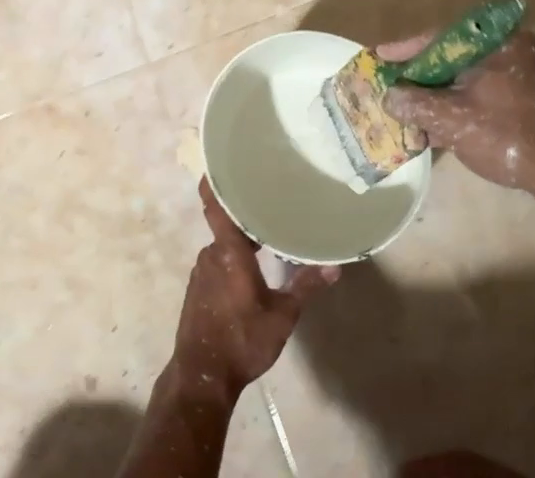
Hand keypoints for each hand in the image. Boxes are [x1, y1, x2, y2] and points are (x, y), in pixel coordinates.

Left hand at [175, 178, 338, 395]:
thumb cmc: (243, 340)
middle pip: (227, 225)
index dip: (214, 181)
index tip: (222, 160)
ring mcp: (202, 272)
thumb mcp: (282, 316)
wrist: (202, 374)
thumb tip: (335, 265)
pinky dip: (234, 259)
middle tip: (272, 201)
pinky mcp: (199, 289)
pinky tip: (253, 268)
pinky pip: (218, 262)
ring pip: (224, 246)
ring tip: (270, 234)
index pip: (215, 205)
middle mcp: (210, 255)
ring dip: (243, 241)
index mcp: (228, 252)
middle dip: (248, 215)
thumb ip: (306, 286)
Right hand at [377, 30, 534, 194]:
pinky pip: (481, 88)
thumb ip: (414, 103)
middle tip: (392, 81)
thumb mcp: (452, 120)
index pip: (441, 37)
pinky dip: (458, 100)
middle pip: (453, 55)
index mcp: (498, 43)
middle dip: (420, 72)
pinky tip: (436, 120)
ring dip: (437, 90)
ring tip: (407, 103)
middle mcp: (512, 48)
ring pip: (466, 74)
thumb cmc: (509, 138)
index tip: (379, 56)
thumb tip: (388, 96)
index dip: (406, 49)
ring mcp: (522, 71)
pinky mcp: (526, 94)